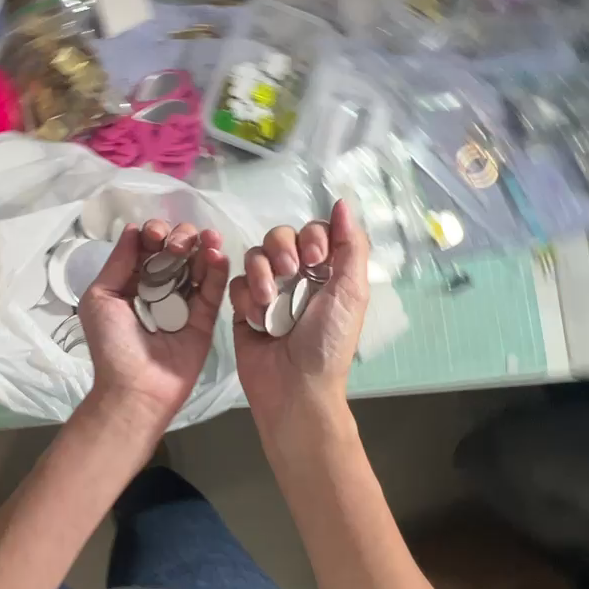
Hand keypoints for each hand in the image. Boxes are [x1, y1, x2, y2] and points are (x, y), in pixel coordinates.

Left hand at [77, 219, 229, 426]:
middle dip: (179, 238)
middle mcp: (159, 289)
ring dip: (202, 246)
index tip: (155, 235)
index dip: (154, 234)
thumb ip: (118, 263)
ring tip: (208, 238)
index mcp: (132, 283)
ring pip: (197, 265)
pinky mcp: (204, 318)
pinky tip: (217, 254)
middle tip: (177, 244)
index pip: (147, 247)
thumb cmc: (111, 345)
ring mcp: (183, 303)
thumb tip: (132, 229)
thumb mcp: (101, 298)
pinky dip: (217, 269)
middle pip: (175, 251)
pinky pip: (213, 289)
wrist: (135, 388)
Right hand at [229, 199, 369, 421]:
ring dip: (261, 274)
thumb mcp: (351, 292)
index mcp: (327, 271)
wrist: (294, 386)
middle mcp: (297, 276)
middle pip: (279, 237)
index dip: (311, 237)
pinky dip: (245, 298)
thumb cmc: (328, 342)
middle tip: (290, 274)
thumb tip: (343, 202)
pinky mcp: (242, 307)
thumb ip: (350, 245)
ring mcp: (268, 290)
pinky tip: (256, 320)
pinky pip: (236, 283)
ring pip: (254, 256)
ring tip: (268, 302)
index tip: (315, 259)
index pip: (313, 231)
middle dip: (281, 250)